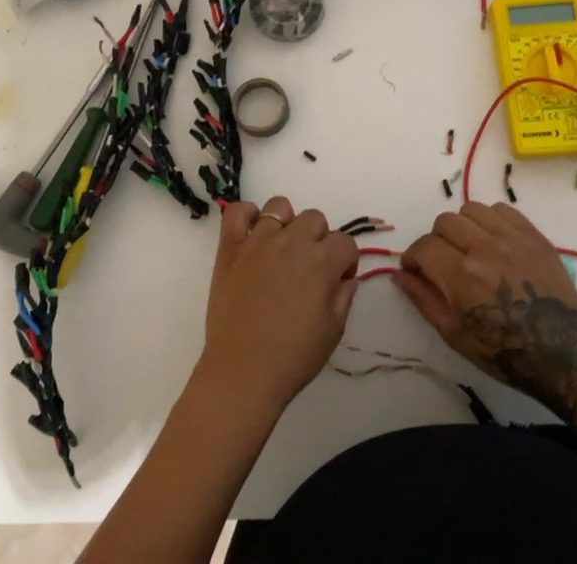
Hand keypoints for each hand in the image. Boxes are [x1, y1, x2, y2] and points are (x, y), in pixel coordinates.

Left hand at [198, 197, 359, 414]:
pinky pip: (237, 212)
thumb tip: (344, 278)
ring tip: (281, 251)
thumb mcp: (334, 330)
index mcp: (321, 262)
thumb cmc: (293, 356)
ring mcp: (257, 242)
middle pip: (315, 219)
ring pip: (280, 207)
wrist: (243, 370)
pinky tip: (253, 235)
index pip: (345, 242)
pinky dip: (247, 215)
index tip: (338, 281)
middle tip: (309, 269)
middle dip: (319, 240)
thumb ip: (344, 296)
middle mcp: (291, 243)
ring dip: (287, 224)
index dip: (346, 261)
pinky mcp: (230, 248)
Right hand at [395, 200, 576, 417]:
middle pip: (445, 221)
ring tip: (469, 247)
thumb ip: (423, 299)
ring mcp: (514, 239)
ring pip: (472, 210)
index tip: (416, 270)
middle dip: (435, 241)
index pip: (424, 246)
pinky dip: (491, 220)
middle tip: (443, 262)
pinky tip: (493, 241)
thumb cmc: (503, 352)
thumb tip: (400, 274)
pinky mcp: (535, 238)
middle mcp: (485, 248)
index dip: (413, 258)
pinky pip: (503, 210)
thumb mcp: (454, 334)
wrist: (562, 355)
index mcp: (462, 275)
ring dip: (463, 226)